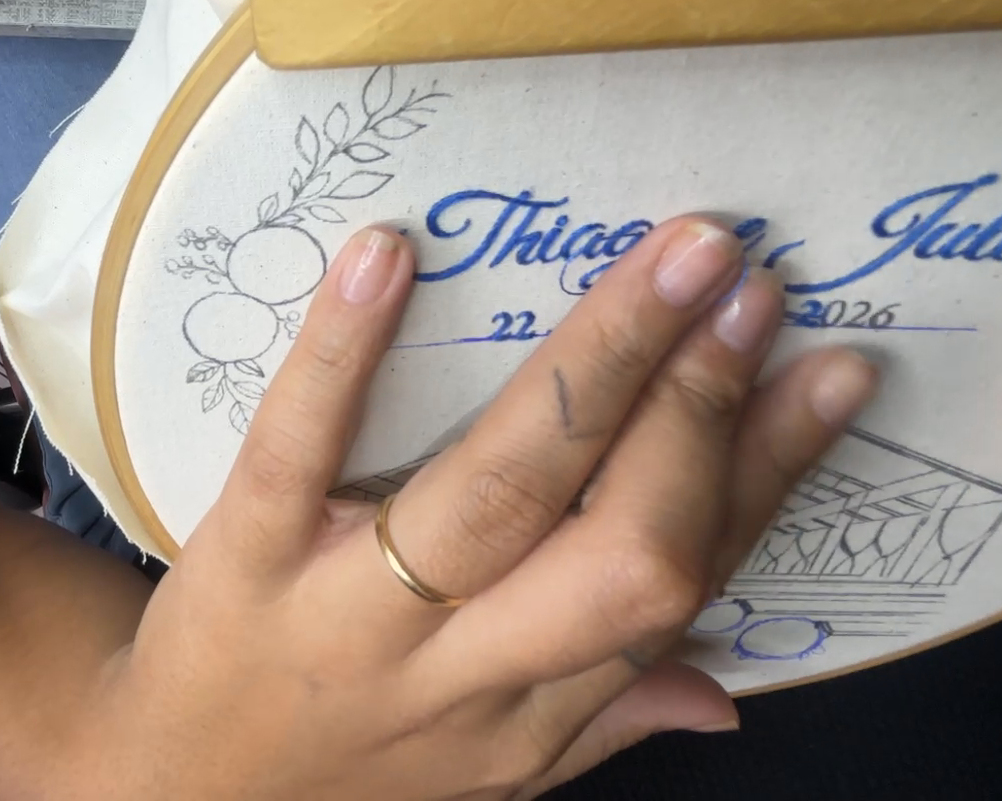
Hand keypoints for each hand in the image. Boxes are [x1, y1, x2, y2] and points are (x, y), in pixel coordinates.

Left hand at [79, 218, 878, 799]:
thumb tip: (727, 685)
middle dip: (696, 407)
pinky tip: (385, 253)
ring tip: (654, 265)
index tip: (828, 371)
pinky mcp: (245, 547)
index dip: (764, 475)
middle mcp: (457, 664)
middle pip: (614, 543)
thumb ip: (602, 720)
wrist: (172, 793)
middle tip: (741, 280)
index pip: (677, 584)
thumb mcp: (486, 775)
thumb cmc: (344, 761)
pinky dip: (348, 348)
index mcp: (530, 710)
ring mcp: (346, 603)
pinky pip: (300, 442)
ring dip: (592, 369)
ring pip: (494, 489)